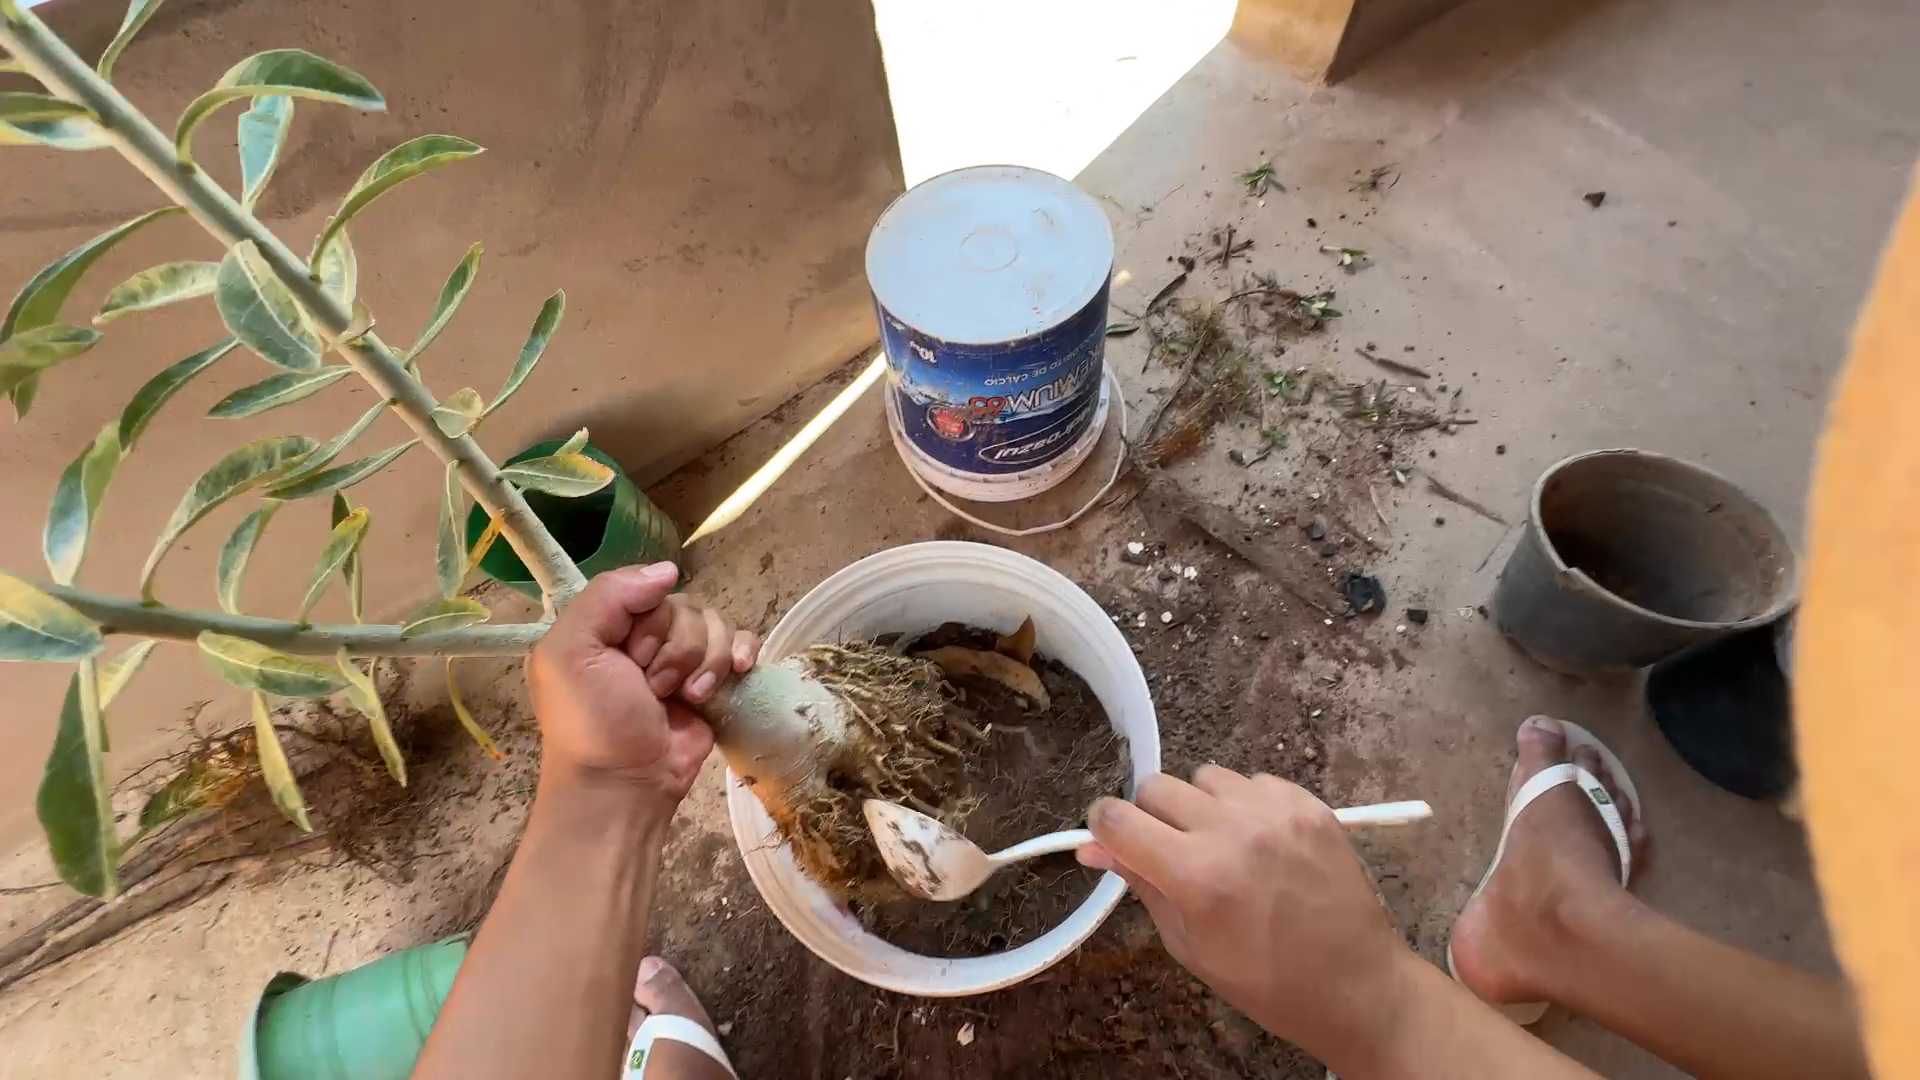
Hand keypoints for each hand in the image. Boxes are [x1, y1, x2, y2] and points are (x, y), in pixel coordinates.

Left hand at [527, 563, 758, 804]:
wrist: (627, 785)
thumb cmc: (593, 722)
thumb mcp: (570, 654)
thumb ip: (608, 597)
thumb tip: (669, 569)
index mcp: (607, 625)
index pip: (649, 590)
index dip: (649, 621)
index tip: (631, 658)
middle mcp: (646, 636)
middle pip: (688, 608)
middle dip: (677, 650)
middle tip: (653, 688)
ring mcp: (684, 659)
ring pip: (717, 626)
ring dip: (704, 663)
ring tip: (686, 697)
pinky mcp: (715, 680)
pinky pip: (742, 644)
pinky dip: (742, 654)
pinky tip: (737, 672)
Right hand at [1080, 767, 1410, 1058]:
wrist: (1361, 988)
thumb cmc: (1264, 981)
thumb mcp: (1188, 944)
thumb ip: (1139, 883)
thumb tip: (1091, 847)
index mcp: (1196, 876)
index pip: (1117, 817)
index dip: (1103, 825)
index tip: (1111, 838)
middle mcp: (1231, 831)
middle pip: (1154, 786)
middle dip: (1152, 815)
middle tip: (1175, 851)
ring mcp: (1273, 811)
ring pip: (1202, 775)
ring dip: (1200, 805)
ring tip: (1224, 843)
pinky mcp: (1307, 802)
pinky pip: (1249, 780)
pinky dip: (1245, 804)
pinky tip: (1262, 840)